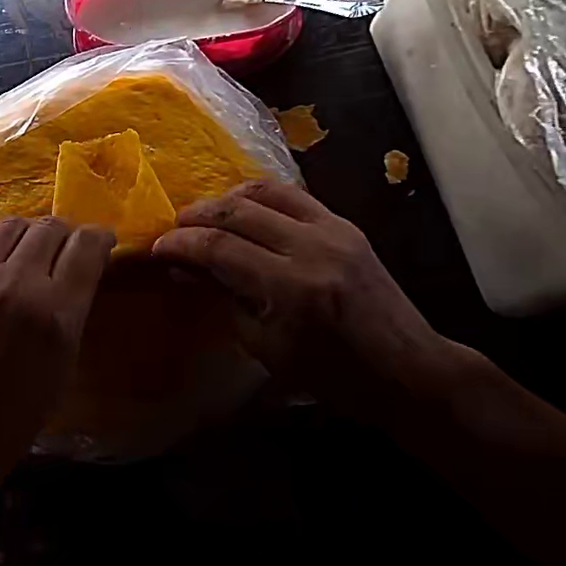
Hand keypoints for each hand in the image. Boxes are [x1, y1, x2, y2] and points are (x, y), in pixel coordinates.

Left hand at [0, 217, 112, 541]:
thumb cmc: (12, 422)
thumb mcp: (61, 368)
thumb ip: (71, 315)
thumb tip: (79, 280)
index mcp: (54, 314)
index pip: (86, 246)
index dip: (101, 239)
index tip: (105, 245)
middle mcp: (16, 284)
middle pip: (50, 227)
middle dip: (69, 234)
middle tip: (73, 251)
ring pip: (14, 225)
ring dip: (34, 233)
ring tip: (40, 254)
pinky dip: (4, 246)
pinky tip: (8, 267)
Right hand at [151, 181, 456, 417]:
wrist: (407, 370)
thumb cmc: (330, 372)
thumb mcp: (263, 342)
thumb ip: (222, 296)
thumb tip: (183, 268)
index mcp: (291, 287)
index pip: (219, 247)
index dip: (180, 244)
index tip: (157, 249)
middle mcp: (313, 248)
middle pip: (236, 211)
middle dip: (196, 217)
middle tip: (174, 230)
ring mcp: (334, 231)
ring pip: (265, 192)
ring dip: (225, 199)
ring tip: (204, 217)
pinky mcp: (346, 225)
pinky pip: (292, 196)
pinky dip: (258, 198)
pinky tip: (241, 211)